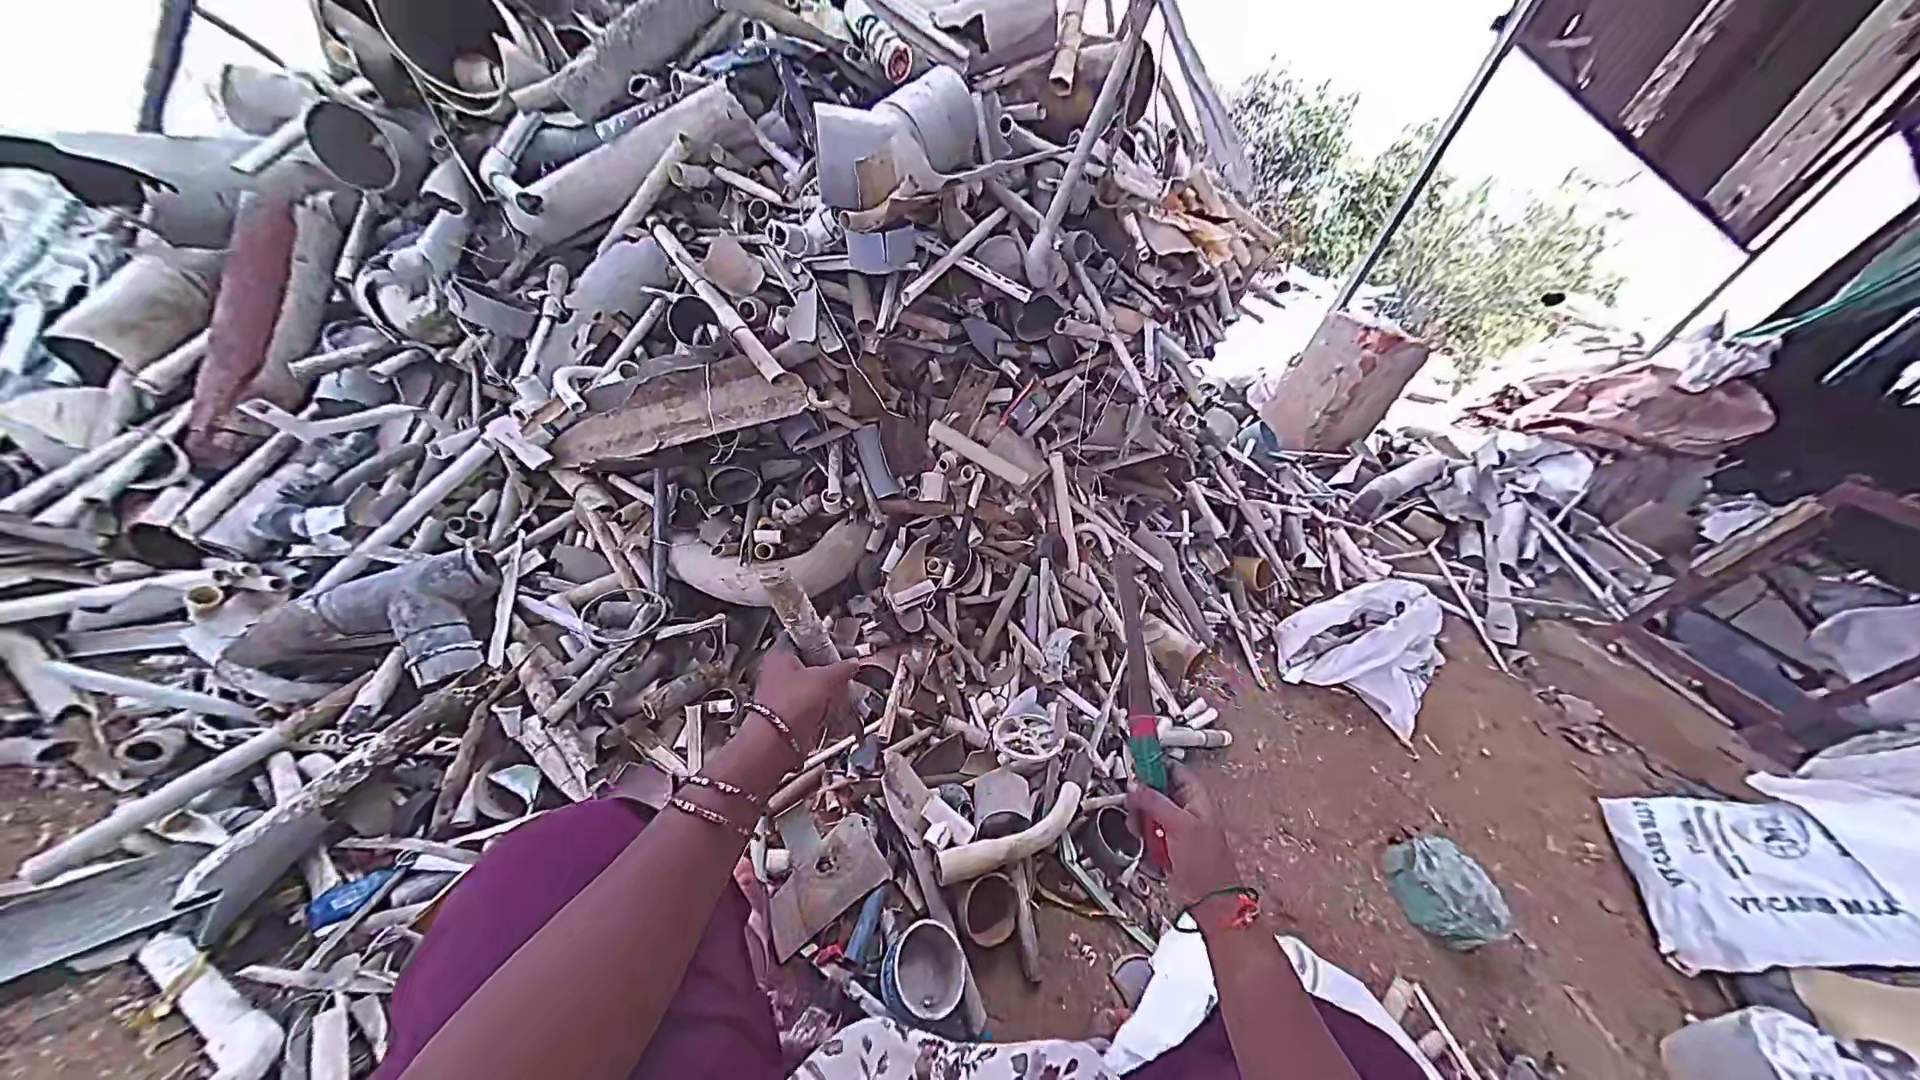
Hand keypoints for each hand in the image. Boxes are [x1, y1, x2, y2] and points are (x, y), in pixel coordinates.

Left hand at [752, 645, 858, 752]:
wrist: (778, 742)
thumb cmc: (788, 705)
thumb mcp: (824, 679)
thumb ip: (842, 667)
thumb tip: (852, 663)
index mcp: (779, 654)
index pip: (801, 634)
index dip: (821, 636)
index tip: (838, 641)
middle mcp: (778, 671)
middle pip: (808, 659)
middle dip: (829, 663)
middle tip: (844, 664)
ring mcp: (783, 692)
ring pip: (811, 681)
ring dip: (828, 684)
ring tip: (843, 685)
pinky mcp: (790, 711)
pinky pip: (811, 701)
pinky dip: (823, 701)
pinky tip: (835, 703)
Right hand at [1128, 764, 1244, 922]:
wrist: (1209, 902)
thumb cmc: (1207, 865)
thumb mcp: (1180, 826)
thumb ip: (1155, 802)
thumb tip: (1135, 786)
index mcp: (1195, 795)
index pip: (1169, 767)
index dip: (1152, 763)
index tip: (1134, 762)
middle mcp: (1184, 807)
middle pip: (1153, 788)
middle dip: (1142, 798)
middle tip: (1138, 808)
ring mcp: (1174, 824)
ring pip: (1147, 809)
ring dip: (1140, 819)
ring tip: (1145, 832)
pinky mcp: (1166, 841)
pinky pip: (1146, 828)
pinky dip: (1143, 835)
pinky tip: (1148, 845)